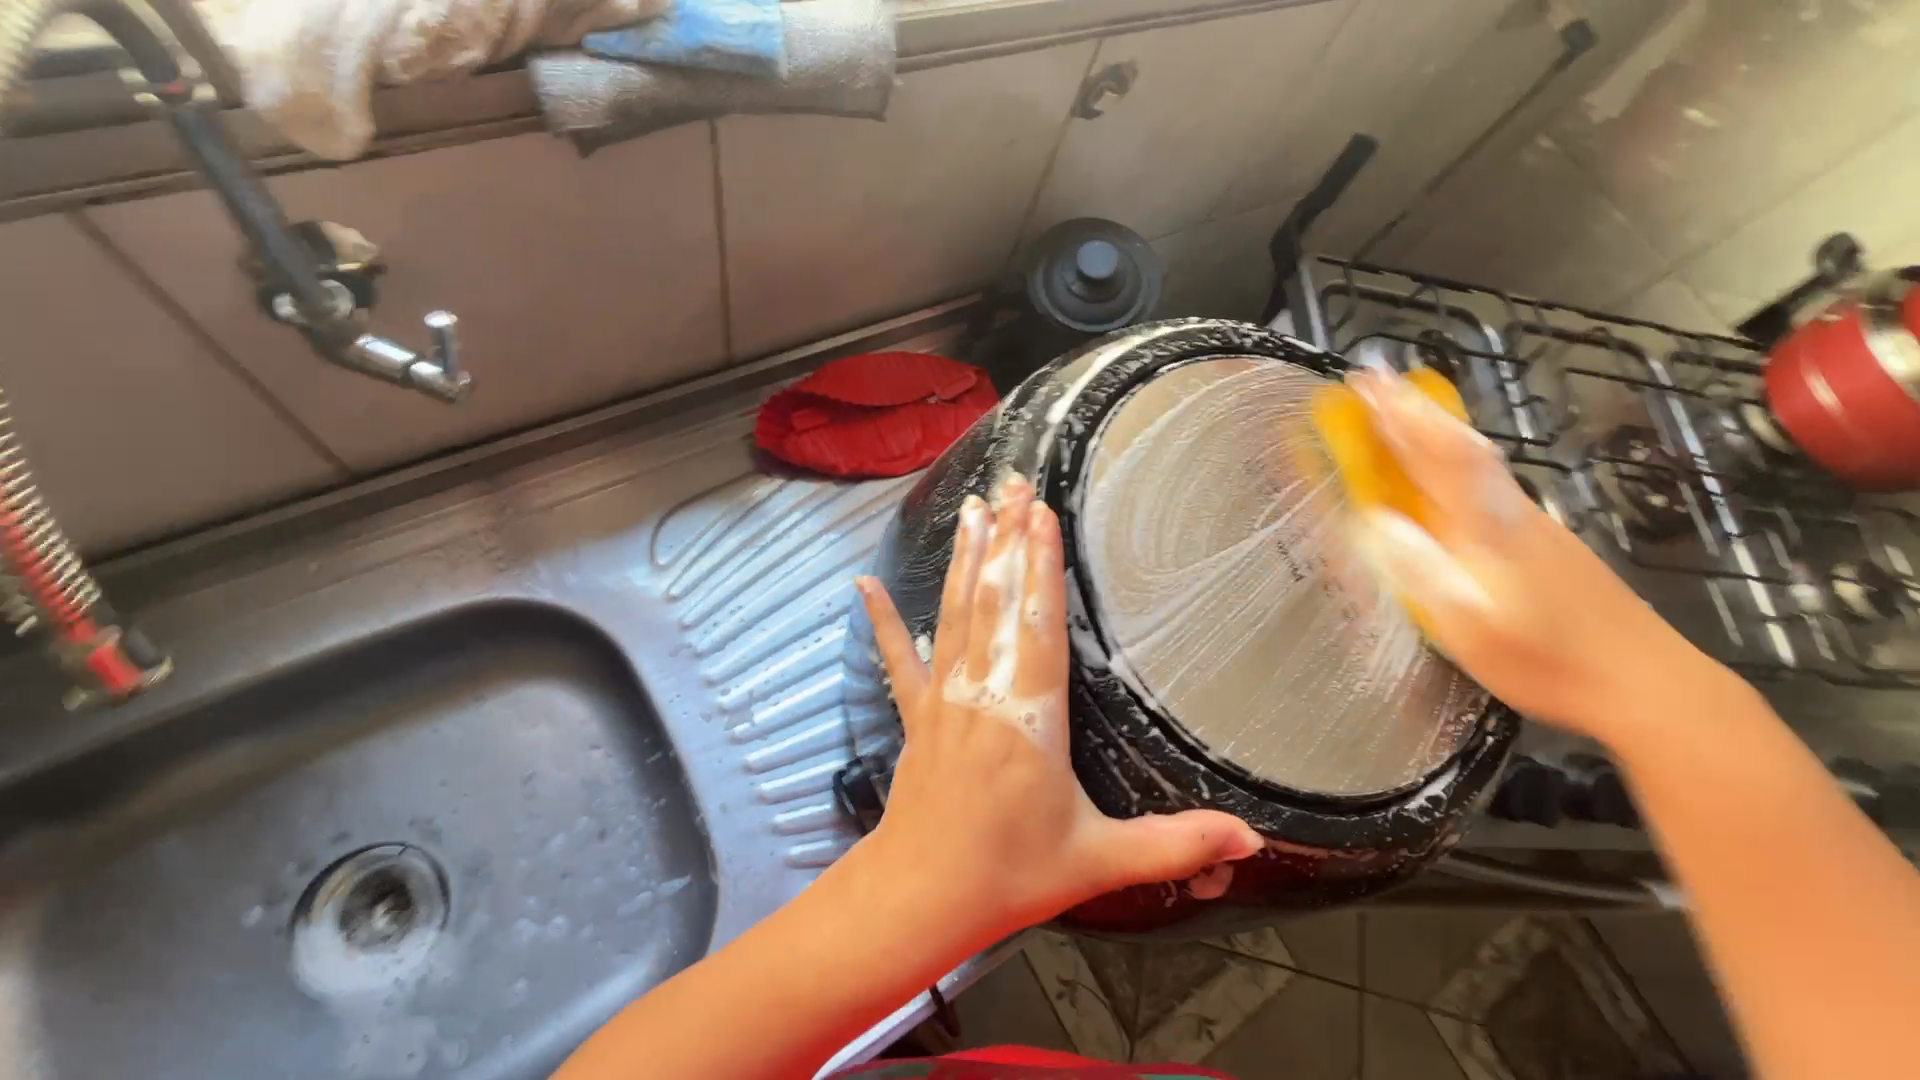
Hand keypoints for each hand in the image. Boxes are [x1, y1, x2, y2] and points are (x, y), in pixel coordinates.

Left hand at [854, 476, 1262, 939]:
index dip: (1041, 564)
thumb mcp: (1100, 859)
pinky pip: (897, 659)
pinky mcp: (916, 716)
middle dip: (1006, 539)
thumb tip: (1251, 835)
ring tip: (971, 508)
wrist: (921, 897)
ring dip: (964, 558)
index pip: (1038, 623)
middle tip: (1011, 482)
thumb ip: (1176, 842)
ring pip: (954, 615)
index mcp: (1030, 717)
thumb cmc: (1011, 874)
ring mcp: (943, 700)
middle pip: (995, 602)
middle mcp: (983, 693)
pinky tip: (863, 584)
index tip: (1041, 511)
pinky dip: (883, 621)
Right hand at [1347, 369, 1717, 745]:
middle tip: (1378, 379)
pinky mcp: (1544, 544)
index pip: (1437, 457)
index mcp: (1486, 527)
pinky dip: (1455, 460)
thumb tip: (1372, 522)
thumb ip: (1421, 570)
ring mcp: (1533, 526)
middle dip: (1413, 411)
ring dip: (1434, 431)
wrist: (1648, 684)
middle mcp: (1510, 513)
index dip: (1399, 417)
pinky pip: (1486, 485)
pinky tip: (1448, 469)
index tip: (1367, 381)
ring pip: (1476, 464)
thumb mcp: (1470, 626)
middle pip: (1459, 448)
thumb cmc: (1548, 660)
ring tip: (1402, 410)